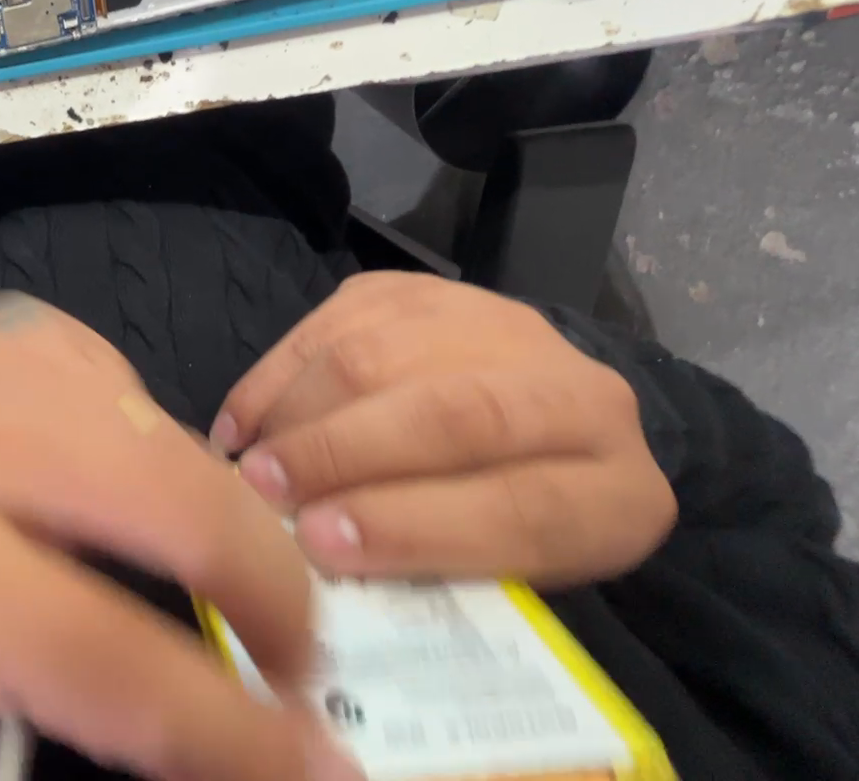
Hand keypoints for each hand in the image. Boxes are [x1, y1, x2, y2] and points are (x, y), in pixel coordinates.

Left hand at [0, 292, 359, 780]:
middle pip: (182, 514)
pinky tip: (114, 470)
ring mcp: (11, 359)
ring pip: (185, 451)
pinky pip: (146, 400)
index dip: (225, 728)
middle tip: (290, 648)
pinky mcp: (39, 320)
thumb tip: (243, 735)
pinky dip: (157, 454)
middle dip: (271, 594)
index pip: (103, 657)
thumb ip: (96, 690)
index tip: (306, 760)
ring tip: (207, 561)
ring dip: (223, 522)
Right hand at [212, 272, 675, 587]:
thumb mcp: (499, 568)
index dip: (412, 526)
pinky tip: (241, 421)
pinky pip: (329, 322)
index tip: (318, 543)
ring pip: (375, 354)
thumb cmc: (502, 514)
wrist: (528, 416)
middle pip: (446, 410)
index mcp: (616, 490)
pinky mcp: (417, 290)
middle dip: (337, 452)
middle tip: (262, 490)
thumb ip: (432, 561)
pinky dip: (272, 375)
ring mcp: (489, 322)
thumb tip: (313, 545)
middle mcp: (572, 389)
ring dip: (293, 411)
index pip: (524, 508)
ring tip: (243, 459)